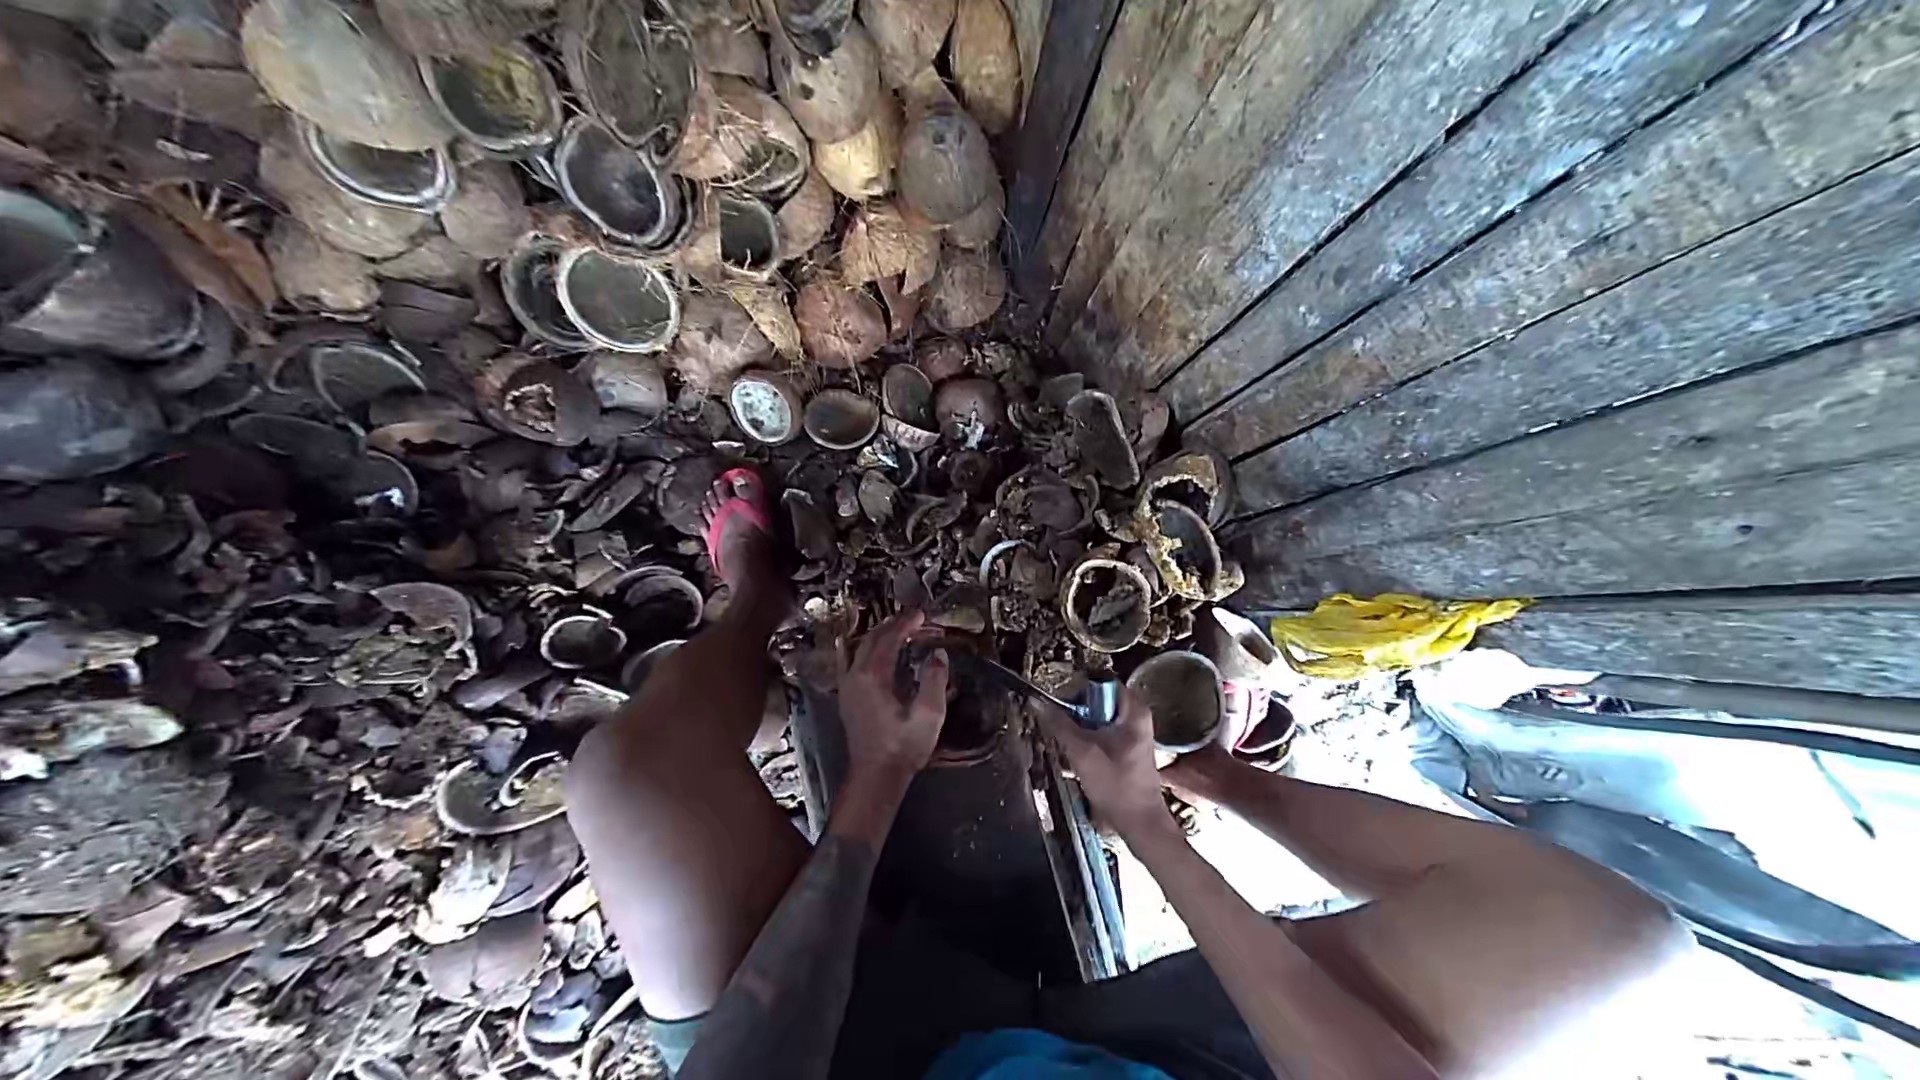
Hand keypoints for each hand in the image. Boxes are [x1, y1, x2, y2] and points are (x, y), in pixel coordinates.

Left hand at [837, 611, 949, 790]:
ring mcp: (847, 687)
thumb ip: (934, 680)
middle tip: (914, 619)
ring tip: (898, 629)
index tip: (921, 615)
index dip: (906, 624)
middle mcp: (855, 676)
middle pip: (872, 639)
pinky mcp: (847, 698)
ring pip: (860, 648)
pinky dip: (859, 649)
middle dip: (893, 625)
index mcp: (873, 677)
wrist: (876, 776)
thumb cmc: (903, 748)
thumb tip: (937, 655)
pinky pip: (849, 662)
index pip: (889, 639)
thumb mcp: (928, 715)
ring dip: (879, 635)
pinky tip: (854, 643)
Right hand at [1036, 687, 1173, 838]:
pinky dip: (1085, 737)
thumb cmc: (1117, 788)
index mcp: (1133, 709)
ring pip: (1095, 716)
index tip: (1059, 703)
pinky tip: (1075, 754)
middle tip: (1058, 724)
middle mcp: (1135, 715)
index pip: (1099, 681)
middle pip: (1096, 698)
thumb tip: (1037, 702)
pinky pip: (1099, 730)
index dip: (1076, 689)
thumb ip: (1059, 725)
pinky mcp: (1125, 745)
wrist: (1139, 823)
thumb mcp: (1083, 753)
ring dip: (1077, 726)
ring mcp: (1131, 731)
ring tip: (1065, 741)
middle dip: (1074, 710)